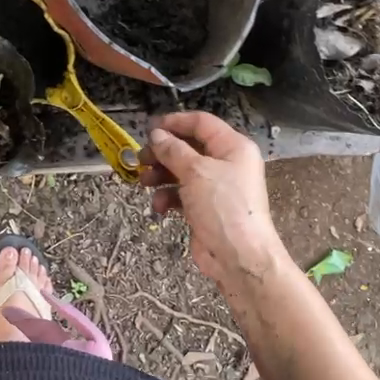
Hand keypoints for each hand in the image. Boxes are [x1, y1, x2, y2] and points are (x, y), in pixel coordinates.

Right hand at [140, 112, 287, 284]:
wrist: (238, 256)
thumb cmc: (222, 206)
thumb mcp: (195, 171)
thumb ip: (173, 150)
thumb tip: (156, 135)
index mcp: (233, 147)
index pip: (201, 123)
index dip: (175, 122)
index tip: (149, 128)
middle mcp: (226, 163)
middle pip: (188, 148)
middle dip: (163, 153)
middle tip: (141, 158)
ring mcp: (216, 187)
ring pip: (181, 171)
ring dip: (161, 175)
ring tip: (144, 182)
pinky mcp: (205, 208)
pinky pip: (182, 194)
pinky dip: (169, 196)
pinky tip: (160, 206)